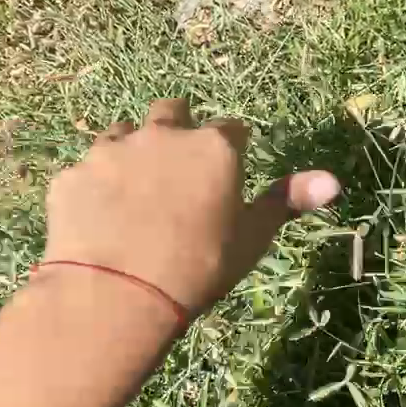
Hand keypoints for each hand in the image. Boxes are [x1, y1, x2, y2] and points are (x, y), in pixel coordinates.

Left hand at [40, 99, 340, 315]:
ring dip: (132, 148)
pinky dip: (95, 183)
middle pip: (173, 111)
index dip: (233, 148)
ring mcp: (111, 150)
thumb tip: (334, 181)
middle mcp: (164, 135)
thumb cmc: (199, 266)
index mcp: (214, 147)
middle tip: (179, 169)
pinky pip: (86, 168)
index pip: (232, 129)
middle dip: (179, 129)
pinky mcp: (71, 175)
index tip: (229, 172)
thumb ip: (287, 201)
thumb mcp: (252, 236)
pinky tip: (99, 215)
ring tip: (135, 188)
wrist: (115, 295)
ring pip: (123, 131)